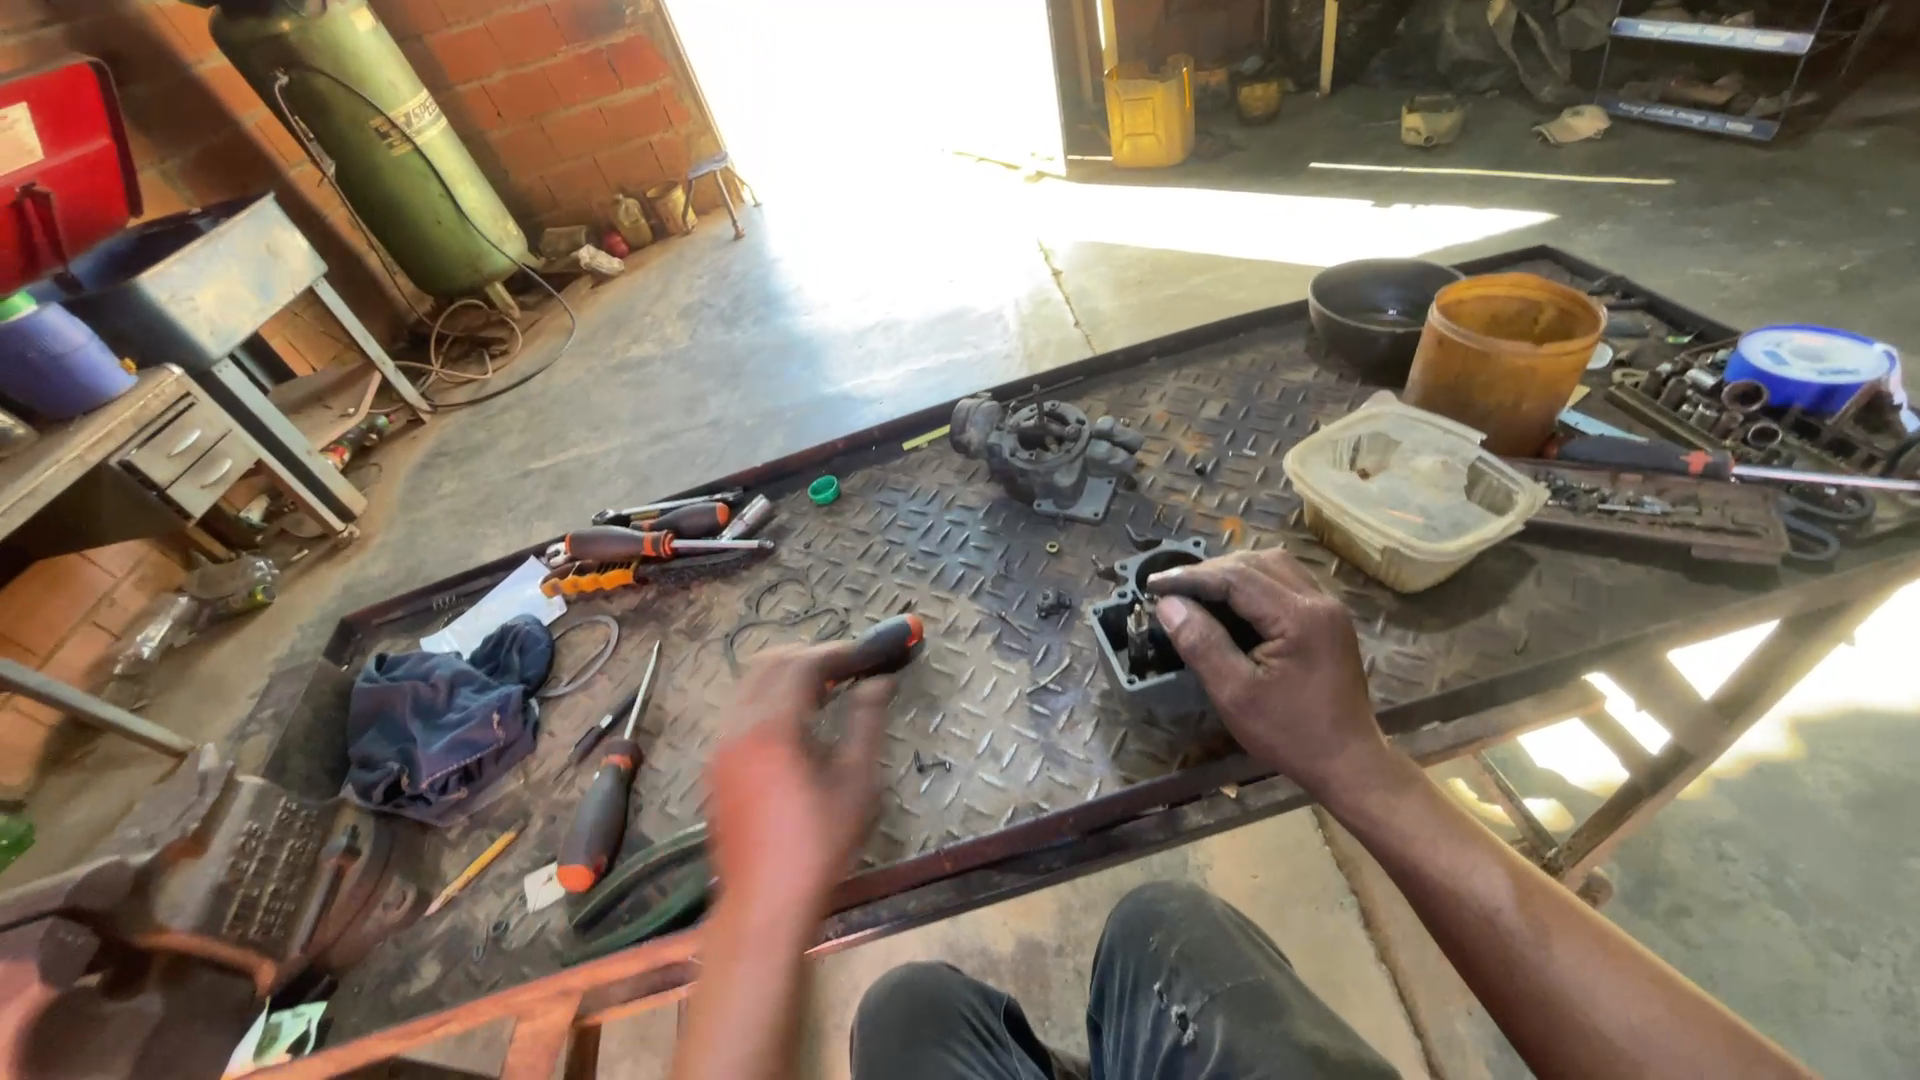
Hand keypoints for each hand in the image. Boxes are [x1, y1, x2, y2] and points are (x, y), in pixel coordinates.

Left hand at [705, 643, 894, 912]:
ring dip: (787, 676)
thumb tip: (879, 682)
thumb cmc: (819, 846)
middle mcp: (738, 727)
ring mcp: (721, 746)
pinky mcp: (716, 766)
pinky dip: (769, 699)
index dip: (837, 652)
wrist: (765, 904)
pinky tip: (798, 725)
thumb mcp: (856, 782)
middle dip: (810, 657)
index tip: (867, 654)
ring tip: (826, 693)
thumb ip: (867, 722)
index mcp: (772, 728)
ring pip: (749, 684)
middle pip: (769, 663)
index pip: (802, 665)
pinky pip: (741, 710)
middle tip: (847, 668)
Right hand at [1145, 548, 1389, 795]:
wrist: (1349, 763)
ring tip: (1198, 593)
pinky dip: (1254, 584)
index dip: (1189, 577)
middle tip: (1173, 590)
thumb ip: (1202, 643)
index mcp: (1299, 617)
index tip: (1152, 584)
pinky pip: (1286, 583)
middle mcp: (1319, 601)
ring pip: (1273, 567)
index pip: (1235, 577)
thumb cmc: (1290, 734)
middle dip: (1209, 571)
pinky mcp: (1328, 621)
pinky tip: (1233, 604)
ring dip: (1233, 573)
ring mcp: (1328, 609)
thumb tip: (1168, 605)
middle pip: (1255, 563)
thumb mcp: (1235, 694)